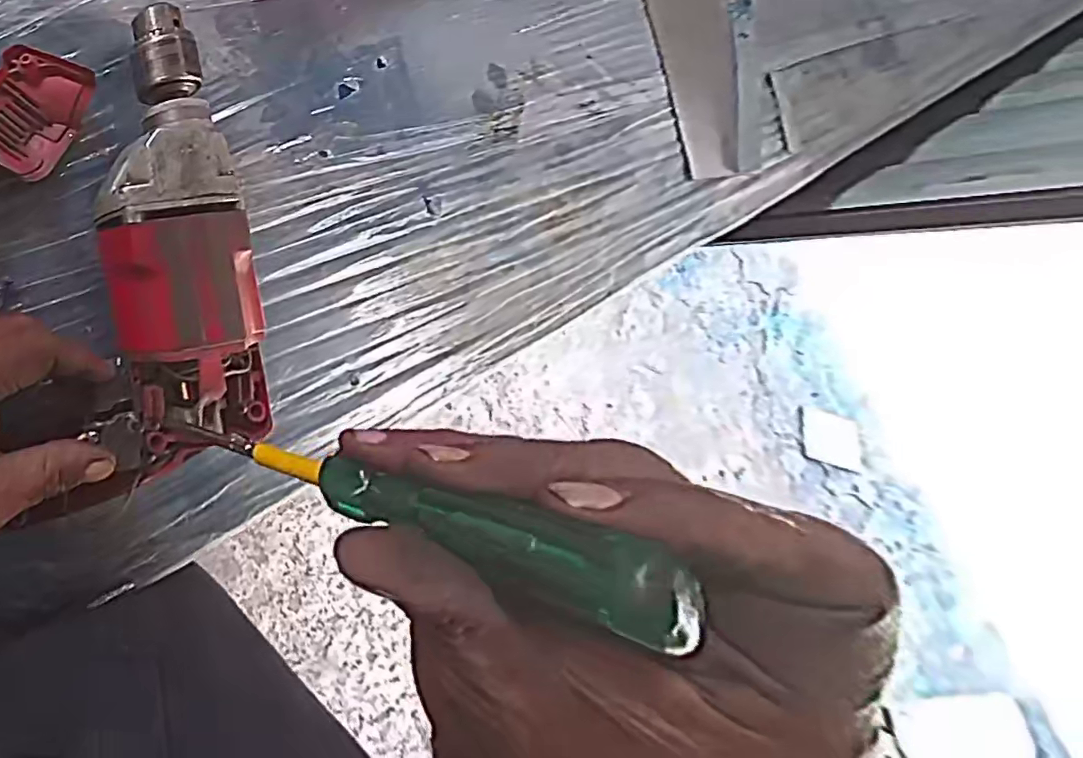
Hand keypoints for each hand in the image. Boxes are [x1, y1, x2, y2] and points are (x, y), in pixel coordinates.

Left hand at [0, 311, 118, 565]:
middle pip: (17, 327)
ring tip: (49, 374)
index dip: (77, 359)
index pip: (38, 348)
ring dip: (26, 341)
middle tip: (79, 379)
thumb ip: (53, 469)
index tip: (102, 377)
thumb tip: (103, 456)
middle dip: (55, 348)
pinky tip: (4, 369)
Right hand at [332, 430, 897, 756]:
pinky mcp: (579, 531)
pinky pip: (524, 485)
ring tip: (385, 461)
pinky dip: (453, 480)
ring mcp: (648, 550)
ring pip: (566, 471)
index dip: (684, 516)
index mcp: (791, 661)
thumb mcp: (528, 716)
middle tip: (419, 468)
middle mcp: (723, 586)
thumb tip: (373, 546)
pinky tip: (398, 468)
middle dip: (507, 473)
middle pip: (635, 489)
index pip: (803, 563)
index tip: (566, 505)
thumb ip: (460, 625)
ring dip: (464, 464)